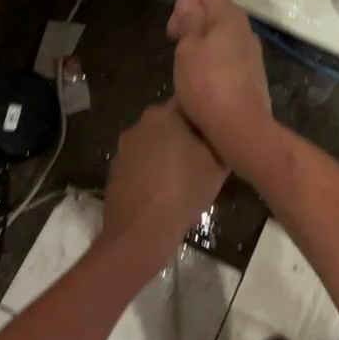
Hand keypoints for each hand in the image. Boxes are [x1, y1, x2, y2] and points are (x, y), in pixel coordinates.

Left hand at [101, 102, 226, 262]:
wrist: (140, 234)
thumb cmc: (183, 190)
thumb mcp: (217, 165)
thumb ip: (220, 141)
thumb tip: (223, 133)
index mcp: (163, 114)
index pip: (191, 105)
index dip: (207, 120)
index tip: (218, 136)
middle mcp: (139, 125)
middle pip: (171, 125)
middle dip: (187, 138)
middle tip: (206, 159)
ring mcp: (123, 150)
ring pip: (155, 146)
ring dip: (169, 157)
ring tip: (188, 180)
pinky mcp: (115, 174)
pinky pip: (142, 167)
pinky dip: (154, 175)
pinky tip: (166, 194)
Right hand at [167, 0, 277, 173]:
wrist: (241, 126)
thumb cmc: (207, 84)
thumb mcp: (188, 48)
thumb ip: (189, 21)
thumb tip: (190, 3)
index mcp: (230, 17)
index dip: (186, 5)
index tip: (173, 32)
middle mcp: (246, 30)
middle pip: (217, 13)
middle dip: (193, 24)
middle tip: (177, 47)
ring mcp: (252, 53)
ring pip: (224, 37)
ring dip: (203, 44)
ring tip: (187, 67)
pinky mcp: (253, 74)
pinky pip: (230, 57)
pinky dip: (215, 61)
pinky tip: (204, 82)